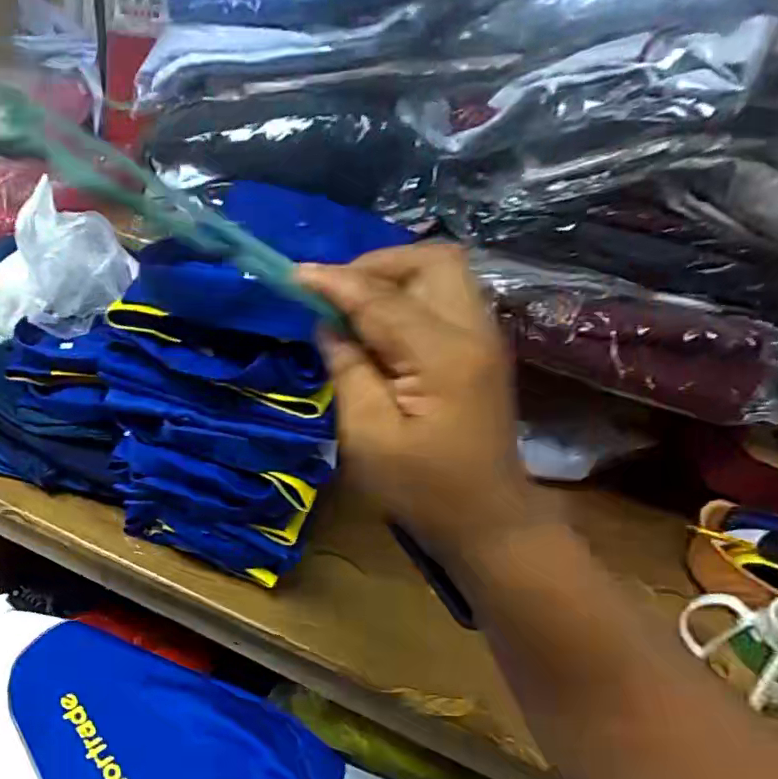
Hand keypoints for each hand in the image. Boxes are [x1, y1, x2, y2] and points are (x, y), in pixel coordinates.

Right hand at [299, 243, 537, 552]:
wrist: (485, 517)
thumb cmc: (420, 487)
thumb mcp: (367, 436)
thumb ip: (347, 371)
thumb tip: (328, 326)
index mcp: (443, 356)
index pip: (383, 299)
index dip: (335, 282)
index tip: (292, 275)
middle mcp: (473, 332)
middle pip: (432, 261)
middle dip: (374, 265)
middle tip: (330, 291)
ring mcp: (483, 338)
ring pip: (441, 273)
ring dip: (390, 277)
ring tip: (346, 304)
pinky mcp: (478, 349)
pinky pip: (443, 297)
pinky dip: (404, 295)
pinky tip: (373, 323)